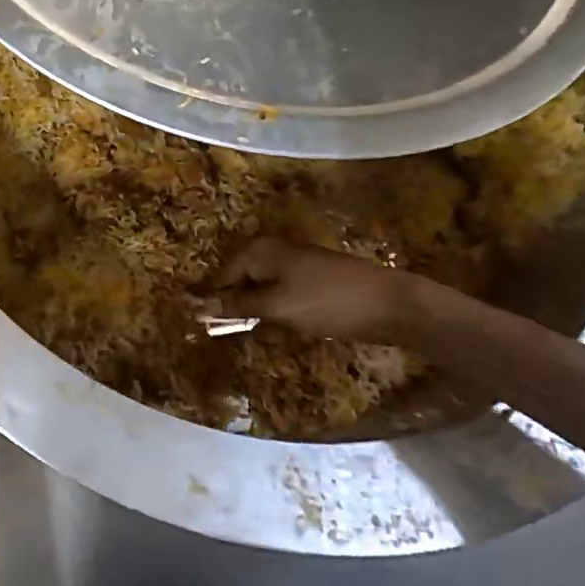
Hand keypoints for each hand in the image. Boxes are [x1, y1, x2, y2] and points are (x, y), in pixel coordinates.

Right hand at [194, 238, 423, 343]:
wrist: (387, 303)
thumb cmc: (325, 301)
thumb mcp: (275, 306)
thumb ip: (236, 305)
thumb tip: (197, 305)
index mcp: (258, 250)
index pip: (220, 277)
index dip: (212, 303)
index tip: (204, 328)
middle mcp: (271, 252)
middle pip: (239, 284)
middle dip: (239, 311)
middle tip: (243, 335)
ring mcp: (293, 267)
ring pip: (261, 296)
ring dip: (261, 318)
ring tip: (272, 335)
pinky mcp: (309, 283)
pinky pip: (281, 300)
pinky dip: (280, 317)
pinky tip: (290, 332)